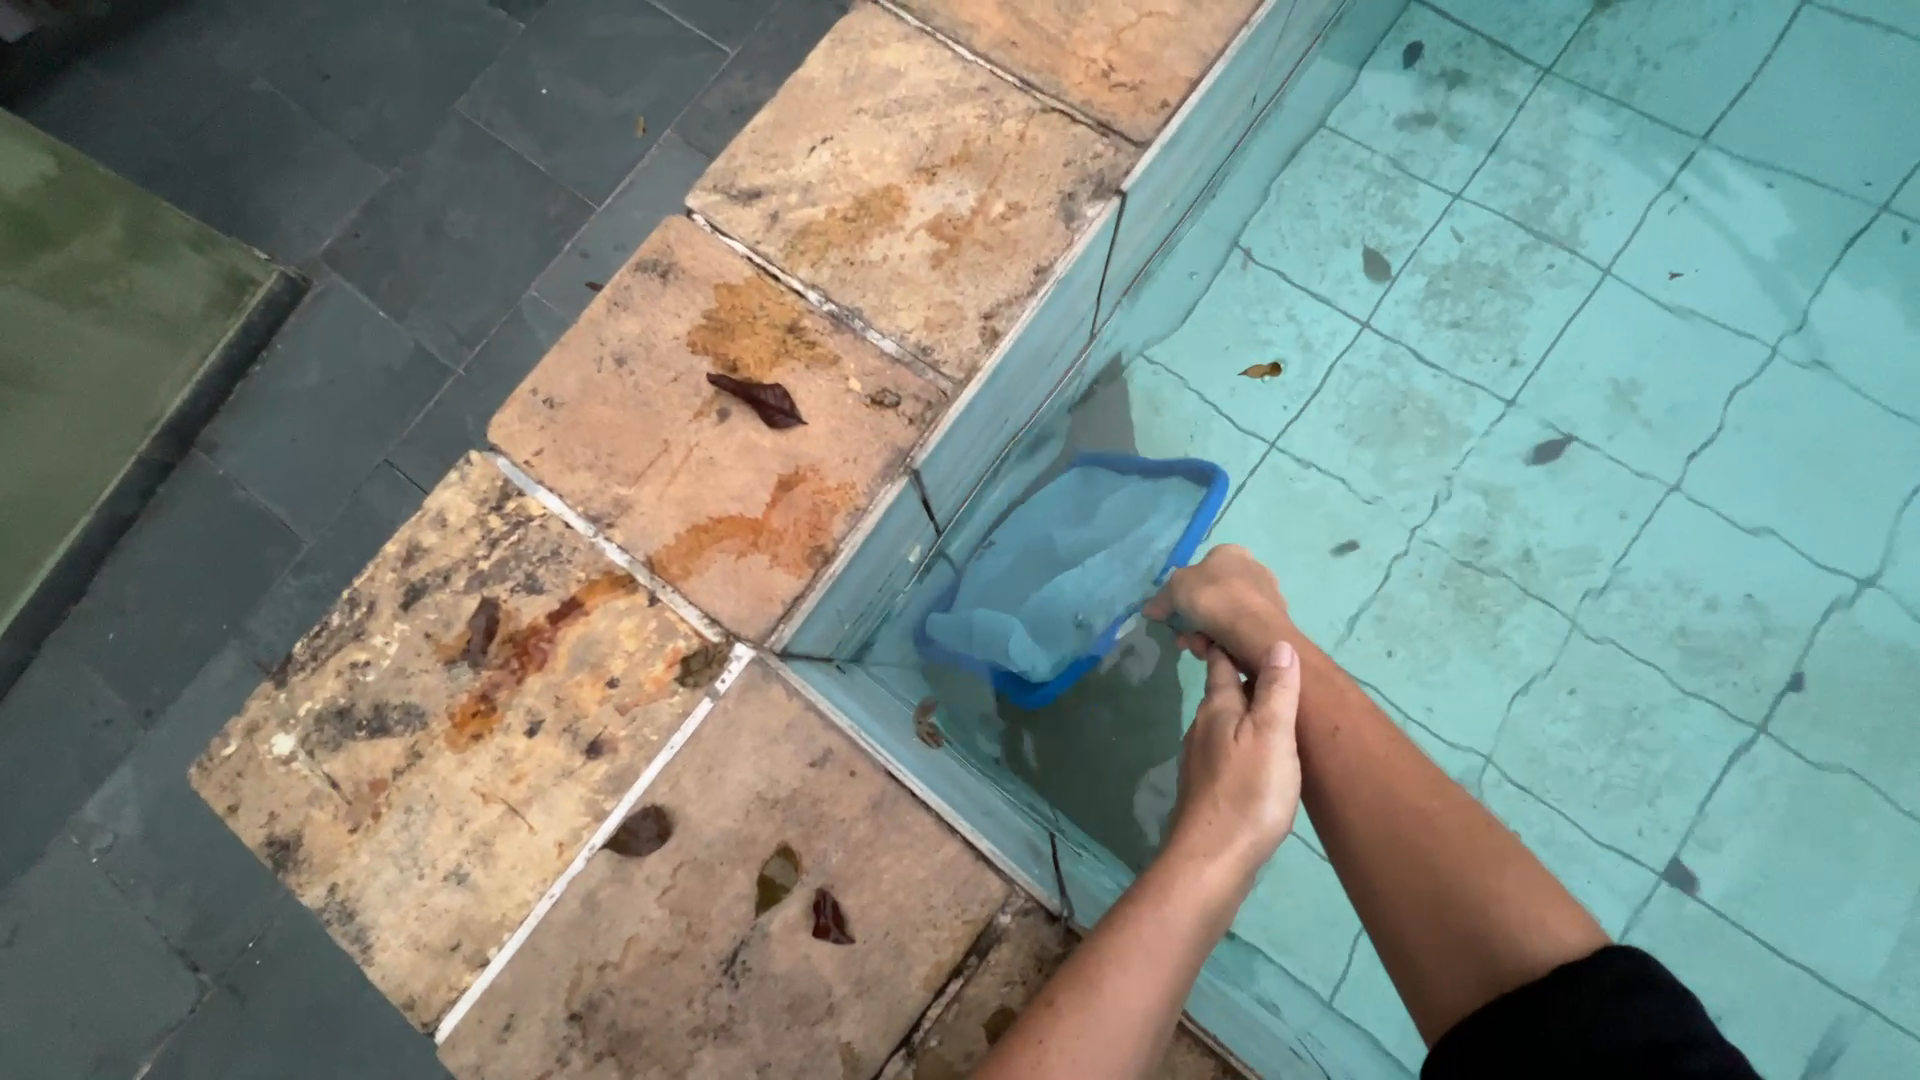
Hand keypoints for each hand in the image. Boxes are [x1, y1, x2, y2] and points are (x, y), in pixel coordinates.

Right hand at [1144, 545, 1296, 669]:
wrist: (1255, 630)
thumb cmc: (1213, 598)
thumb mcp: (1175, 591)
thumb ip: (1161, 599)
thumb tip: (1149, 610)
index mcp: (1230, 553)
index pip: (1203, 566)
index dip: (1185, 589)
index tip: (1175, 611)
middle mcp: (1253, 568)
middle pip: (1214, 595)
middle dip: (1195, 619)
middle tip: (1184, 637)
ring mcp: (1267, 596)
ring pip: (1226, 616)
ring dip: (1208, 634)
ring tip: (1200, 649)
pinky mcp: (1276, 622)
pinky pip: (1242, 631)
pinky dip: (1228, 642)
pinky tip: (1219, 653)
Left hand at [1165, 642, 1302, 881]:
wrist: (1213, 855)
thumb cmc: (1248, 791)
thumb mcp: (1272, 735)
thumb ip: (1276, 690)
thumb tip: (1277, 643)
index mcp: (1217, 707)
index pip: (1219, 661)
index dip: (1229, 643)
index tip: (1245, 628)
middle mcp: (1203, 725)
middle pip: (1223, 690)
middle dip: (1243, 674)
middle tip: (1276, 666)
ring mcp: (1201, 756)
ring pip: (1225, 720)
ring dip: (1246, 708)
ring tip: (1276, 706)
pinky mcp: (1208, 783)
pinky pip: (1227, 746)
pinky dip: (1244, 737)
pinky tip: (1261, 752)